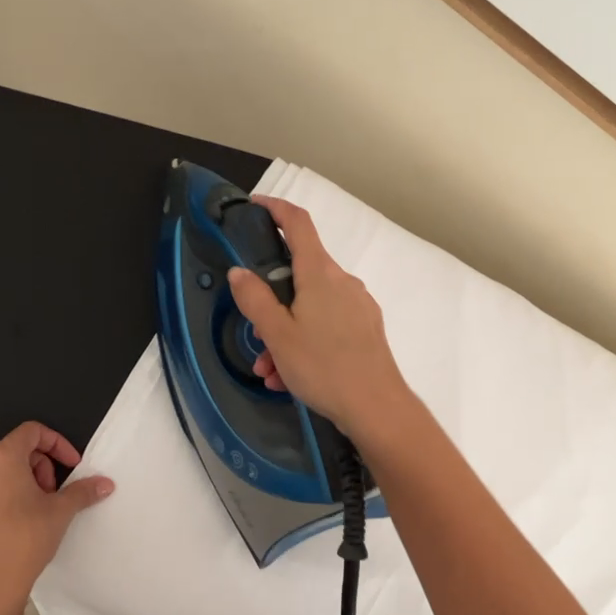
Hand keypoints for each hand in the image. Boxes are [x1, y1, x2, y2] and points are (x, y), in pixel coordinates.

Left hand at [0, 422, 113, 614]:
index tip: (72, 466)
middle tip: (53, 492)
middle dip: (41, 465)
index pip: (33, 432)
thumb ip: (83, 490)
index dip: (58, 444)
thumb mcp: (61, 511)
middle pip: (17, 448)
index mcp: (3, 456)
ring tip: (37, 504)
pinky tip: (18, 515)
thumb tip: (106, 483)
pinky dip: (6, 489)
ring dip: (24, 476)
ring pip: (1, 466)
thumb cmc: (27, 538)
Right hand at [226, 196, 412, 439]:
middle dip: (271, 305)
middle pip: (300, 277)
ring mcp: (358, 307)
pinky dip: (305, 345)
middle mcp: (343, 282)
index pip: (298, 224)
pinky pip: (327, 328)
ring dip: (285, 335)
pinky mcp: (366, 331)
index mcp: (320, 273)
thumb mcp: (277, 334)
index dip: (276, 209)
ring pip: (311, 309)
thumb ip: (255, 299)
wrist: (376, 407)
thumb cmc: (323, 366)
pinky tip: (291, 379)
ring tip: (271, 372)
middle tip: (255, 337)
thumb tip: (240, 272)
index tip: (255, 207)